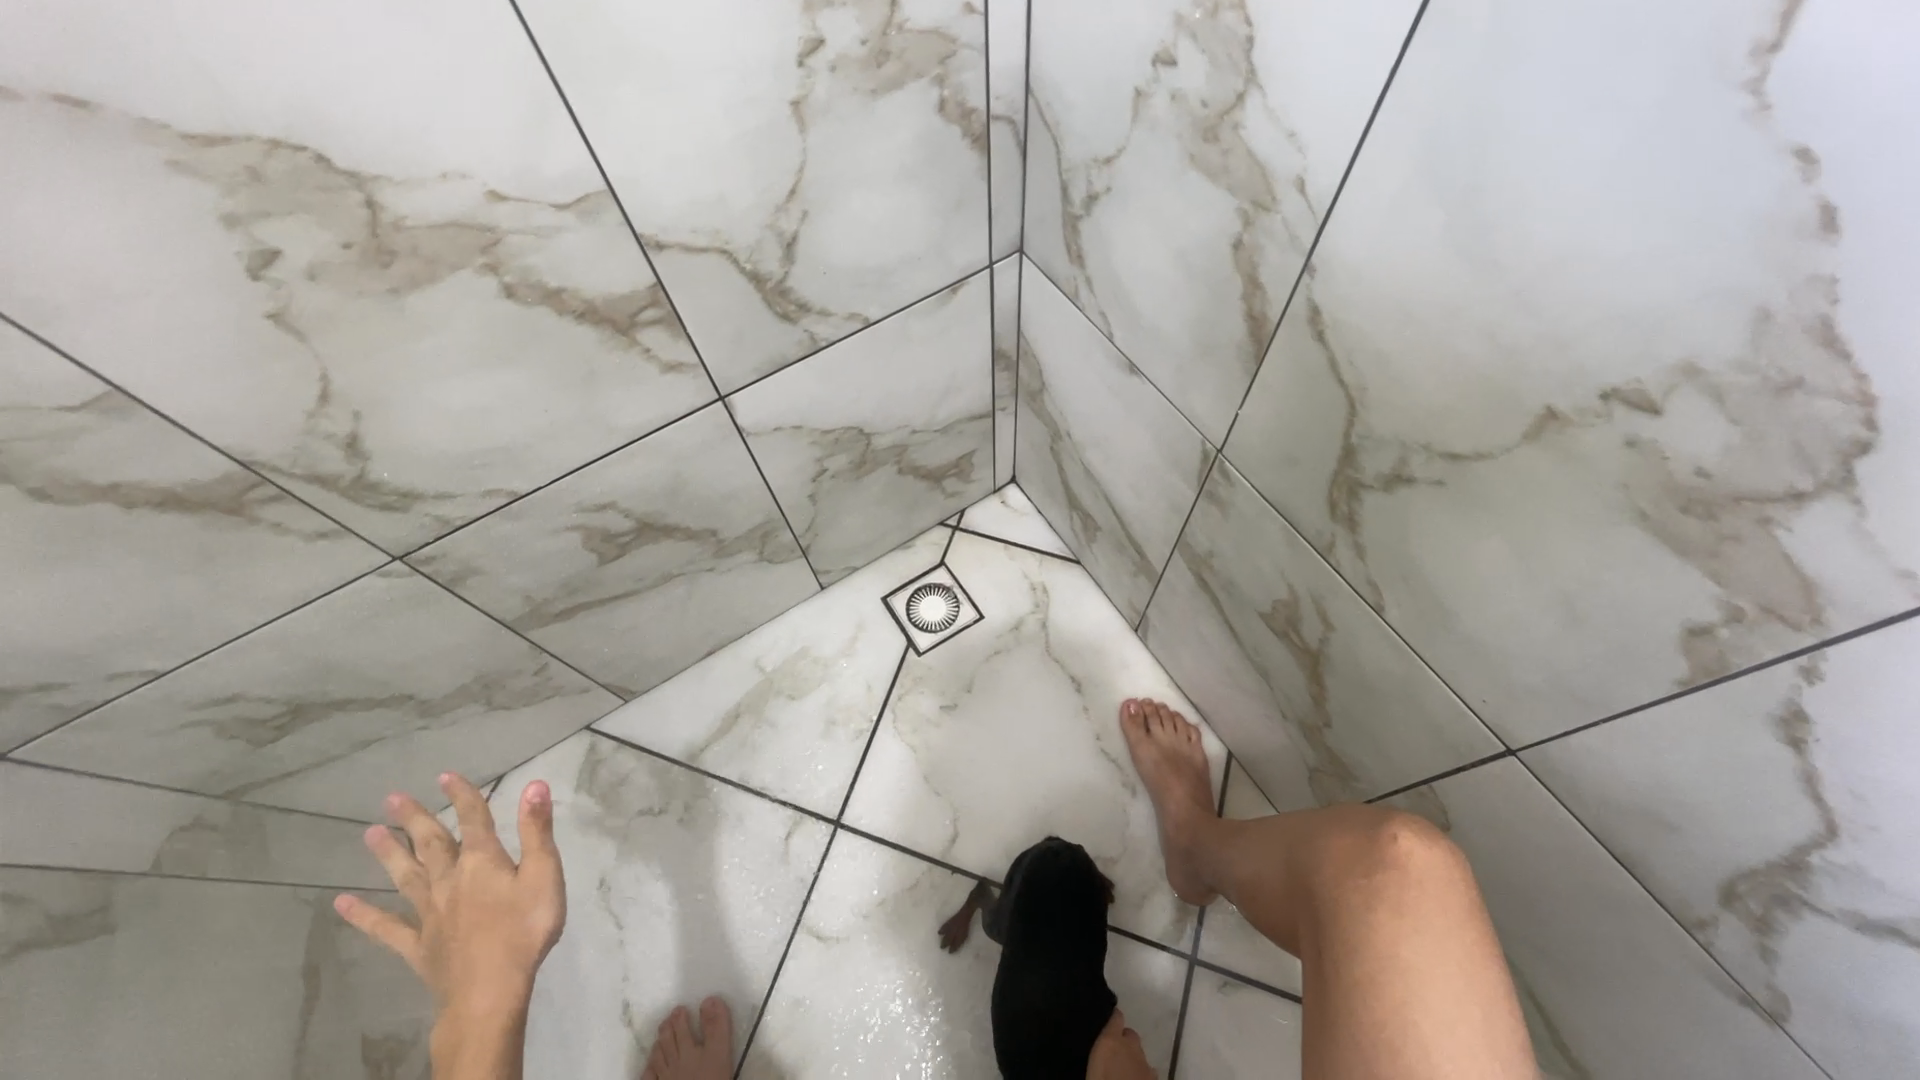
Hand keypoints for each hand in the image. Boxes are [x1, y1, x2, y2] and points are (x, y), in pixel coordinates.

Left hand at [334, 773, 564, 1078]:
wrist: (489, 991)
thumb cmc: (525, 929)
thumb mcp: (544, 874)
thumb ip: (537, 830)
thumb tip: (534, 785)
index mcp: (483, 861)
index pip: (473, 819)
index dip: (461, 795)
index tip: (446, 775)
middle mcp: (450, 880)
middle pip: (430, 843)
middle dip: (415, 818)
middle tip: (391, 798)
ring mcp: (429, 913)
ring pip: (406, 877)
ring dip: (388, 854)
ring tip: (369, 834)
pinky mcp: (417, 945)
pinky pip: (387, 927)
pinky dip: (364, 915)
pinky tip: (342, 904)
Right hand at [1087, 1009, 1156, 1079]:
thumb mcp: (1091, 1066)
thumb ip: (1097, 1052)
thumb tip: (1096, 1050)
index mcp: (1110, 1040)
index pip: (1116, 1016)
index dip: (1113, 1017)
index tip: (1106, 1020)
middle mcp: (1130, 1046)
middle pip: (1130, 1034)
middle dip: (1123, 1040)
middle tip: (1113, 1052)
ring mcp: (1144, 1063)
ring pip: (1139, 1052)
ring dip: (1132, 1057)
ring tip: (1122, 1069)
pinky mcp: (1153, 1078)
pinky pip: (1147, 1069)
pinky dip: (1141, 1072)